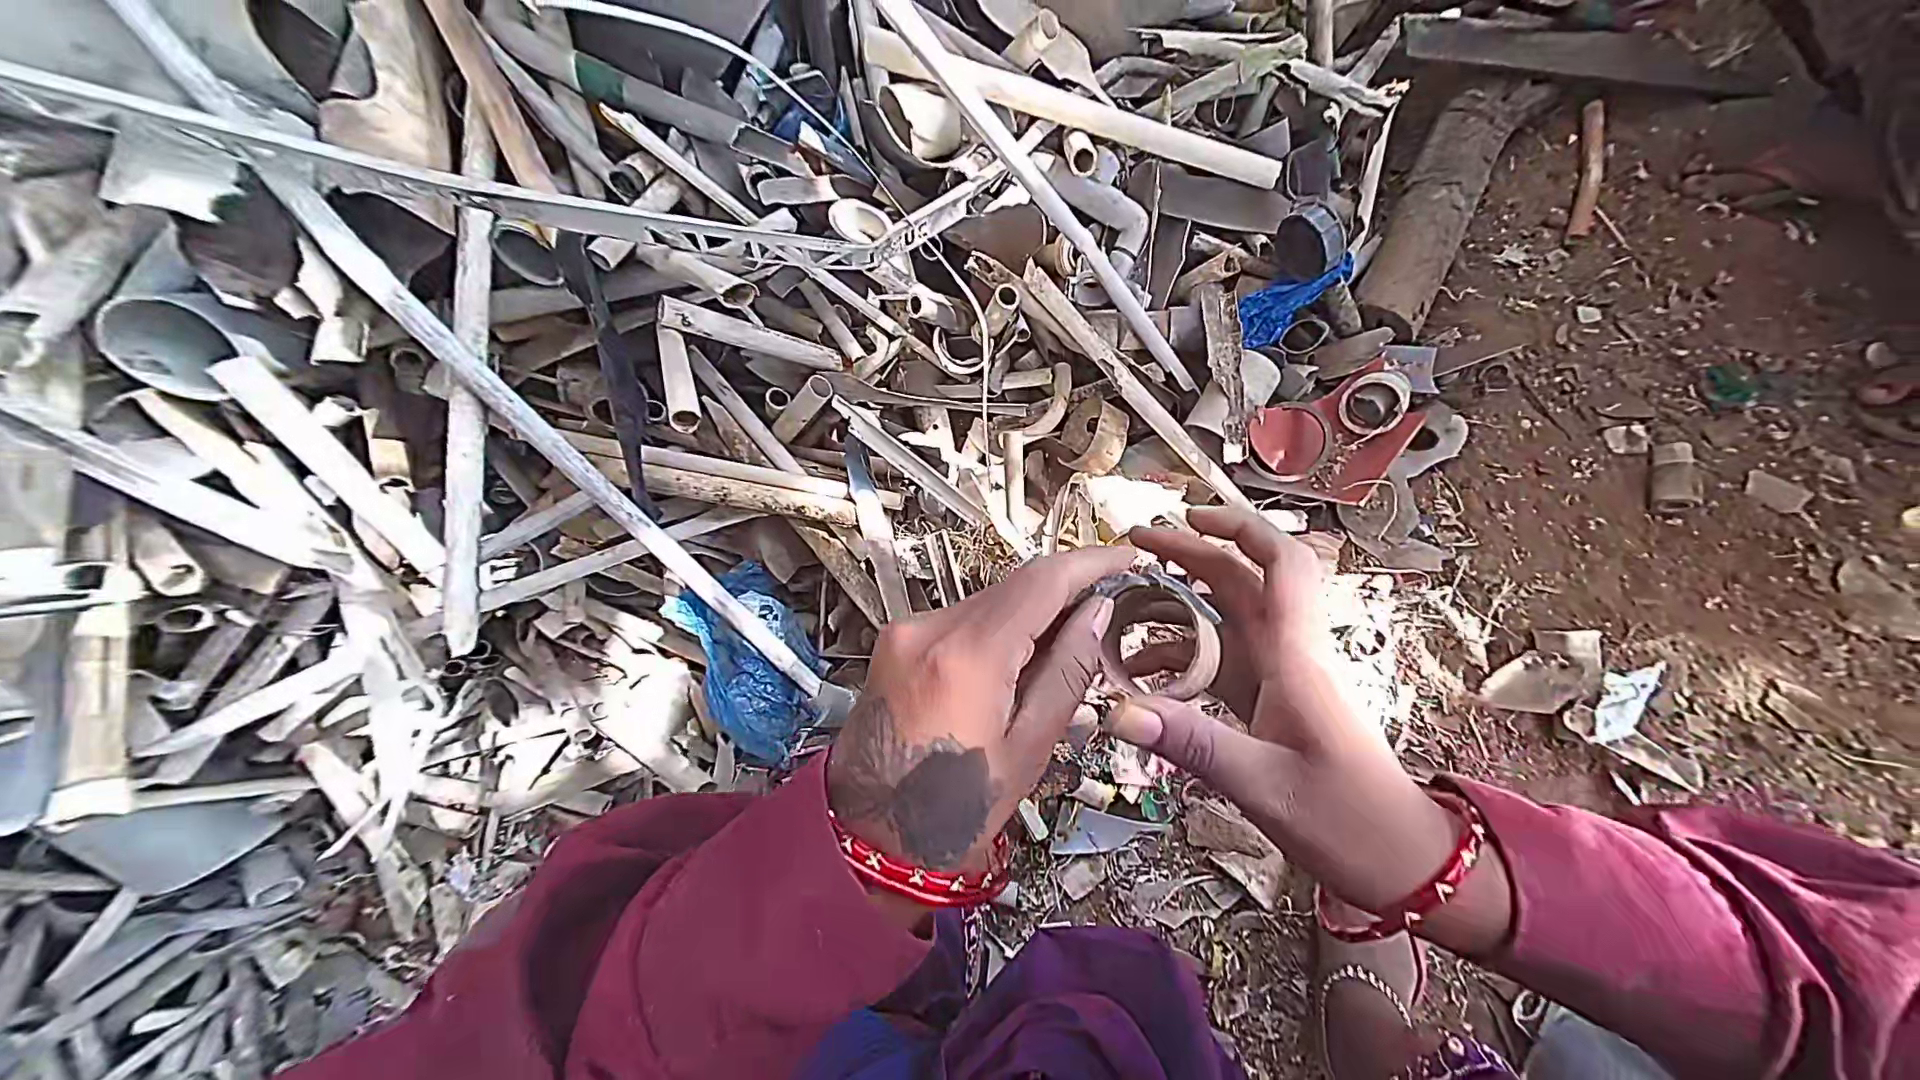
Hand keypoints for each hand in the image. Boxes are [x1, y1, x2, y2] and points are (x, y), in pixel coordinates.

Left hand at [828, 545, 1133, 873]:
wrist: (869, 834)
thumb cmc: (953, 810)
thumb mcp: (1029, 748)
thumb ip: (1067, 670)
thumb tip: (1098, 613)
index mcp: (967, 658)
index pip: (1041, 582)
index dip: (1090, 563)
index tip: (1125, 558)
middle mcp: (929, 629)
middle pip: (1013, 586)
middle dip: (1064, 591)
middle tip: (1105, 609)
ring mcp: (906, 630)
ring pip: (988, 599)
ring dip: (1030, 612)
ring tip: (1062, 648)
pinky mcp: (896, 640)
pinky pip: (961, 617)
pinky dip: (996, 627)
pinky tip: (1015, 660)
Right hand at [1111, 508, 1468, 917]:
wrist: (1404, 863)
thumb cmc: (1349, 821)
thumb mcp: (1265, 784)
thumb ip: (1192, 742)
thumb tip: (1119, 711)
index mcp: (1294, 656)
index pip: (1279, 564)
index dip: (1237, 529)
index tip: (1186, 518)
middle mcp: (1286, 653)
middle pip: (1239, 582)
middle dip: (1188, 555)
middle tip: (1133, 548)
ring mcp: (1277, 676)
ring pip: (1224, 620)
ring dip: (1177, 607)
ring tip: (1126, 609)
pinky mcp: (1269, 701)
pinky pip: (1219, 661)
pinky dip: (1181, 655)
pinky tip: (1145, 673)